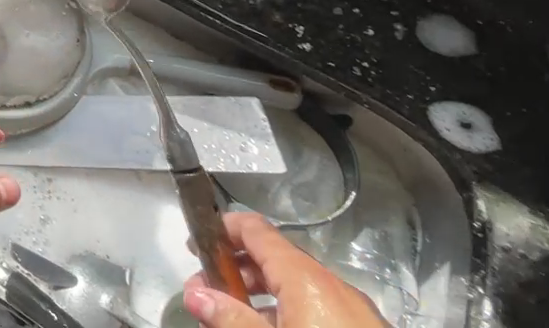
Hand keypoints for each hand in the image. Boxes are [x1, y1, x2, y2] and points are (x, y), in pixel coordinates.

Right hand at [183, 213, 386, 327]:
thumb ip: (230, 319)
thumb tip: (193, 295)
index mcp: (306, 278)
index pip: (255, 229)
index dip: (221, 229)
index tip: (195, 247)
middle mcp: (332, 285)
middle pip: (272, 259)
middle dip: (233, 273)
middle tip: (206, 297)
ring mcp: (354, 312)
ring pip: (294, 287)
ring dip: (258, 296)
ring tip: (233, 321)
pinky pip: (317, 310)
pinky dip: (287, 314)